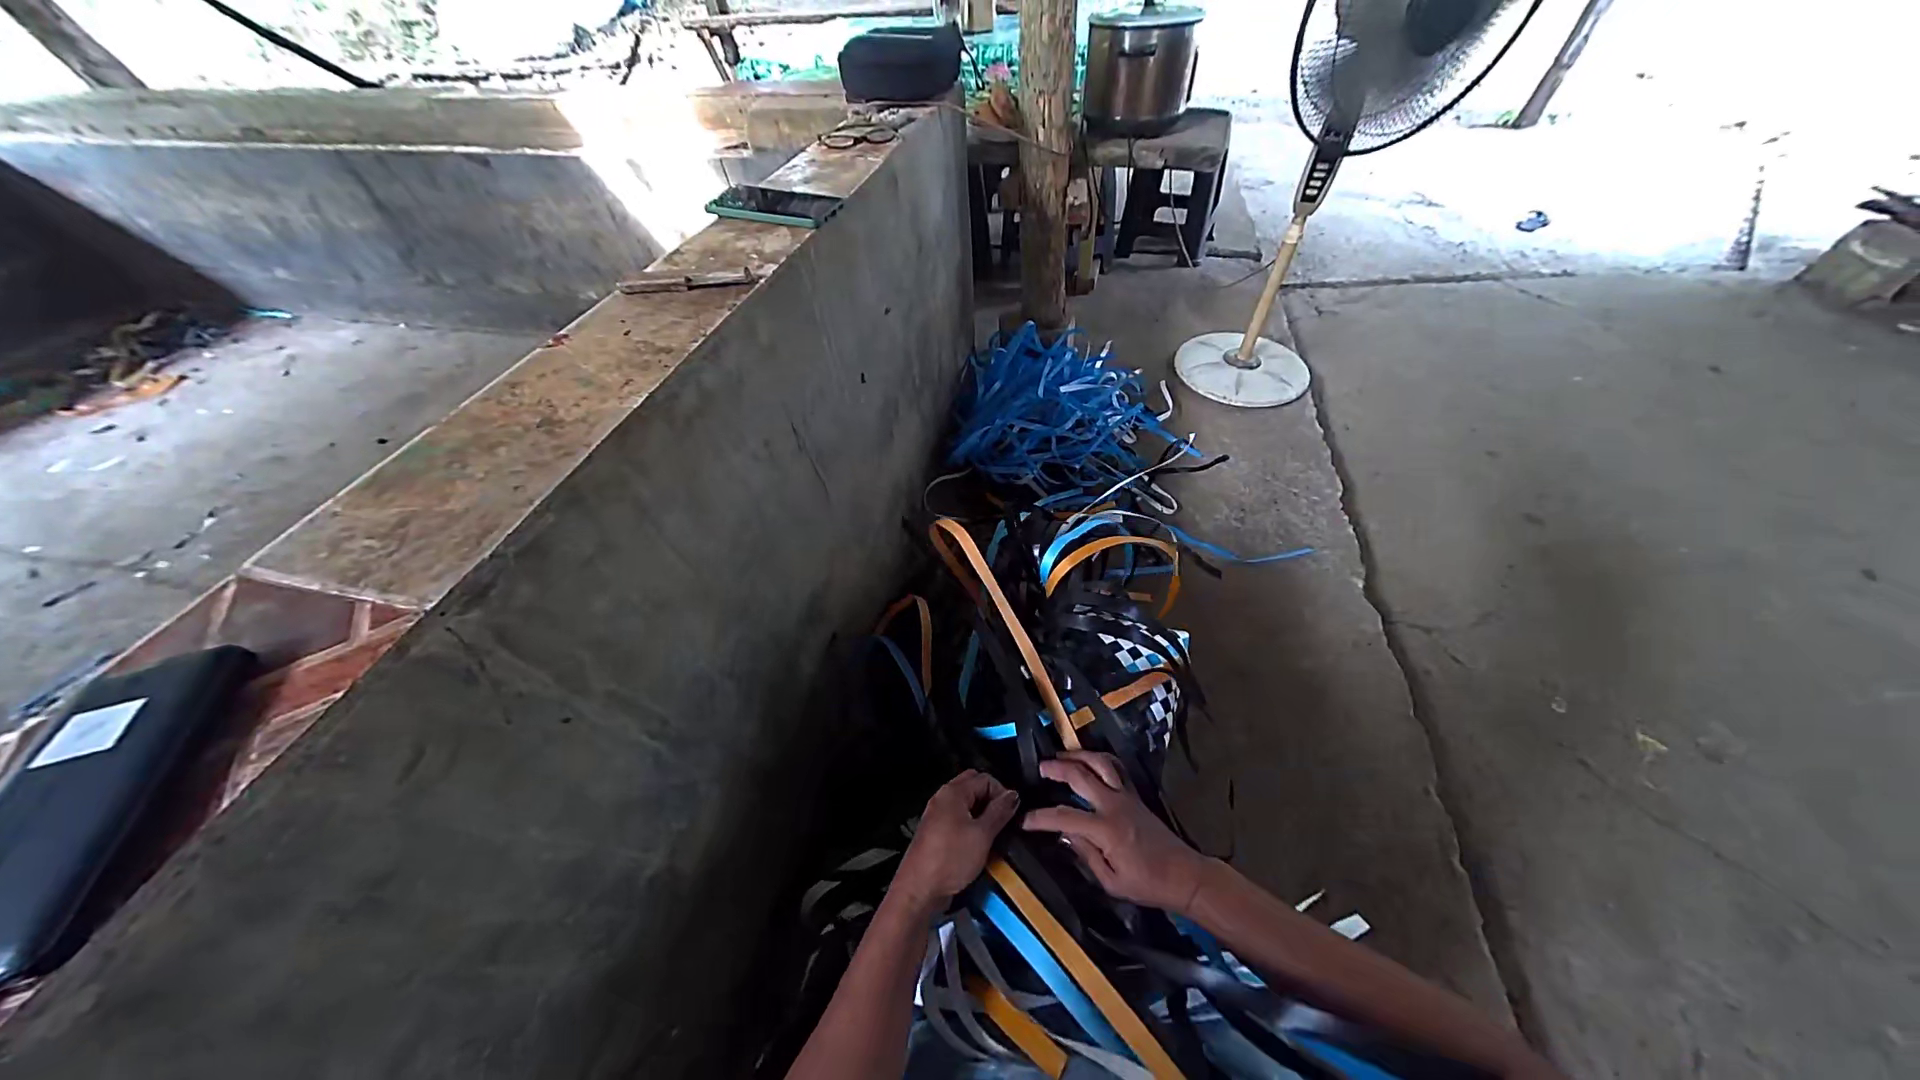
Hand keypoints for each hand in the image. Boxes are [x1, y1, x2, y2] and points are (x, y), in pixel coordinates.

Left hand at [891, 770, 1020, 914]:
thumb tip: (1013, 795)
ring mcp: (937, 814)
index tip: (1011, 814)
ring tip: (993, 833)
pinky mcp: (936, 831)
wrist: (919, 890)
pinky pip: (958, 818)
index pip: (985, 778)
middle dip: (991, 799)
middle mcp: (942, 797)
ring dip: (982, 813)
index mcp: (953, 792)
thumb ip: (999, 812)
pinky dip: (970, 824)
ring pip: (966, 803)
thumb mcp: (982, 835)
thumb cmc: (951, 859)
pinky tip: (978, 841)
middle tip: (1003, 820)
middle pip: (973, 786)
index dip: (1002, 793)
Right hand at [1020, 751, 1212, 914]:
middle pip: (1081, 776)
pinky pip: (1116, 768)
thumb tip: (1065, 835)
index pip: (1065, 817)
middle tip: (1040, 769)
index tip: (1025, 821)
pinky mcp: (1135, 795)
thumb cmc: (1147, 885)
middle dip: (1057, 769)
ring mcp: (1126, 796)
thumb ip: (1086, 855)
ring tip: (1061, 756)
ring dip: (1078, 756)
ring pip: (1100, 763)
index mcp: (1106, 829)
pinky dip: (1100, 759)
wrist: (1184, 876)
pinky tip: (1088, 761)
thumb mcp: (1111, 882)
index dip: (1041, 818)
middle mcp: (1115, 805)